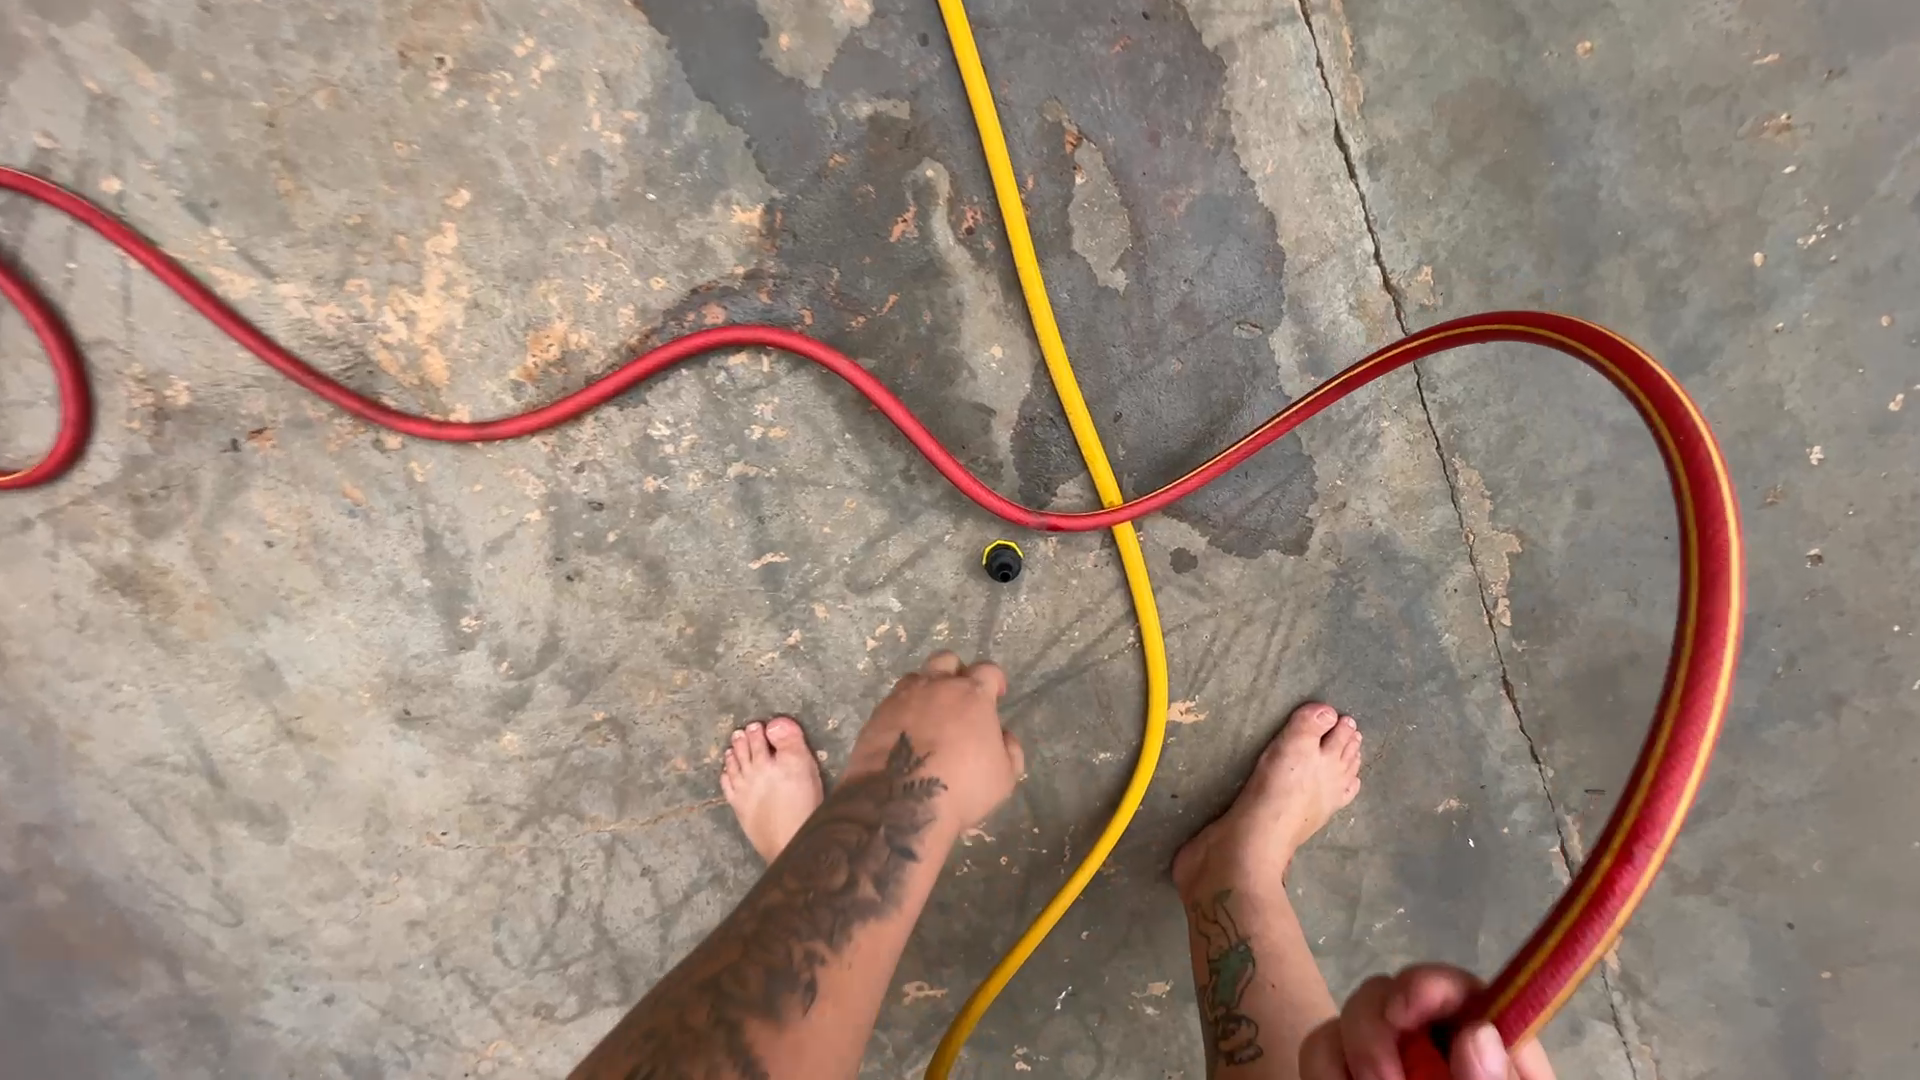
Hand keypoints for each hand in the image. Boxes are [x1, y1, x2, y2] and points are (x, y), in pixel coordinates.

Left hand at [845, 652, 1024, 832]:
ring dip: (927, 688)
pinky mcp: (878, 713)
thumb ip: (1010, 750)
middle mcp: (937, 686)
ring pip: (917, 677)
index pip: (988, 670)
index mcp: (972, 695)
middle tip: (960, 697)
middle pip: (947, 660)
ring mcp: (903, 696)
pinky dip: (904, 709)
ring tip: (930, 714)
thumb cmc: (962, 787)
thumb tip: (1003, 735)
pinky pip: (894, 700)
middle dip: (956, 672)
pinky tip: (906, 731)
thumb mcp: (1004, 777)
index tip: (997, 694)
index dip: (995, 680)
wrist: (900, 801)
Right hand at [1300, 965, 1555, 1079]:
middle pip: (1391, 992)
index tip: (1405, 1010)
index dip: (1431, 984)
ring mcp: (1386, 1062)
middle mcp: (1434, 1051)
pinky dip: (1323, 1068)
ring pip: (1350, 1014)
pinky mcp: (1344, 1072)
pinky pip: (1318, 1044)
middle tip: (1381, 1078)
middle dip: (1376, 1025)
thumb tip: (1479, 1032)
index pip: (1463, 991)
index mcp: (1489, 1058)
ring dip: (1351, 1049)